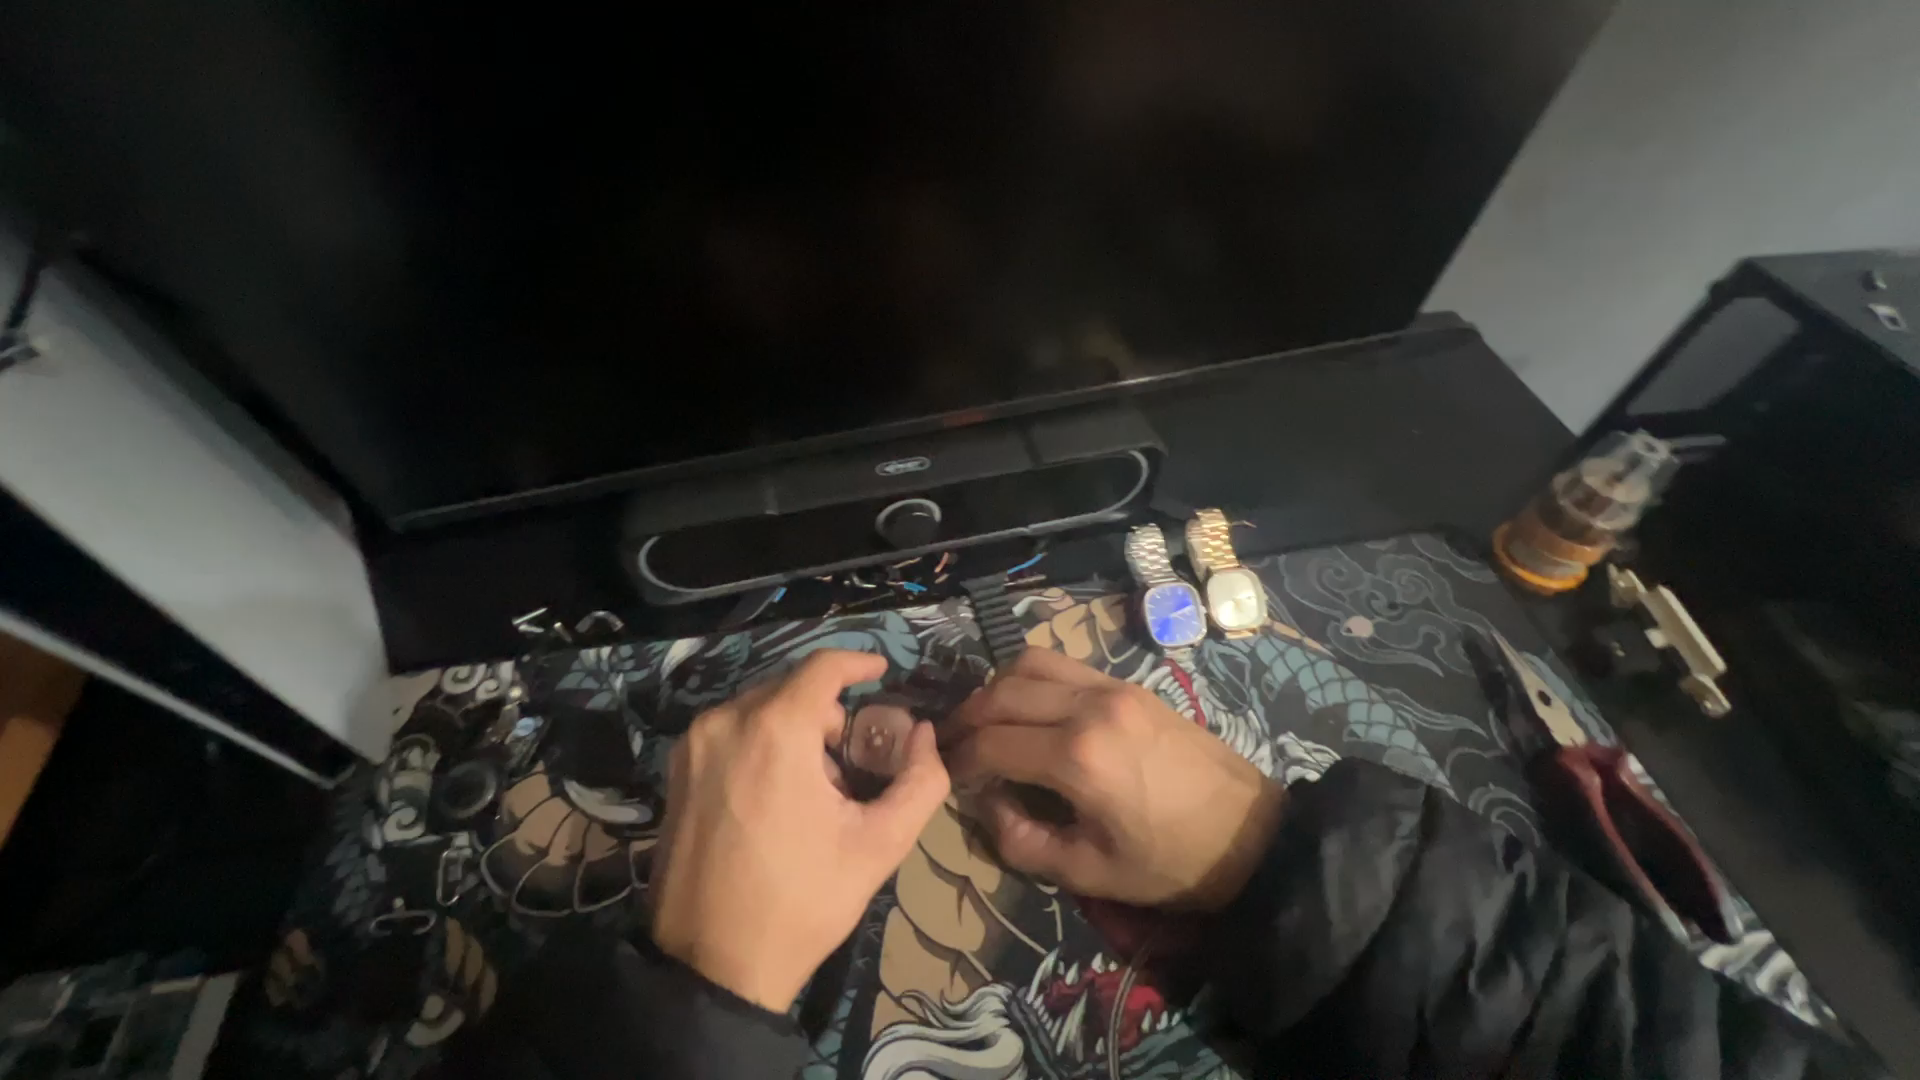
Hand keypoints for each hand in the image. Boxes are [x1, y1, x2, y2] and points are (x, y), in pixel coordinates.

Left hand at [650, 650, 949, 1011]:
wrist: (711, 967)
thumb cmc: (802, 900)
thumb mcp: (880, 844)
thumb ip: (921, 780)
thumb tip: (923, 734)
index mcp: (774, 730)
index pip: (822, 667)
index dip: (858, 661)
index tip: (882, 671)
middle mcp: (726, 722)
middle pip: (792, 688)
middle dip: (830, 711)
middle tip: (855, 755)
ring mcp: (694, 745)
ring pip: (761, 708)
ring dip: (797, 728)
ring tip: (817, 786)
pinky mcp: (676, 769)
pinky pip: (733, 731)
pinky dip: (764, 742)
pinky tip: (777, 793)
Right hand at [943, 648, 1283, 910]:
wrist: (1251, 832)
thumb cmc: (1170, 862)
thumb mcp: (1089, 871)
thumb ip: (1021, 840)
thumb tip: (986, 801)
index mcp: (1078, 757)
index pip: (991, 742)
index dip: (959, 759)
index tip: (946, 776)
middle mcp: (1088, 706)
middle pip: (1002, 693)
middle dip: (966, 718)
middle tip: (951, 745)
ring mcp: (1111, 687)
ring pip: (1029, 662)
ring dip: (996, 688)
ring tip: (985, 720)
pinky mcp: (1127, 683)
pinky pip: (1063, 663)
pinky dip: (1030, 677)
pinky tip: (1028, 706)